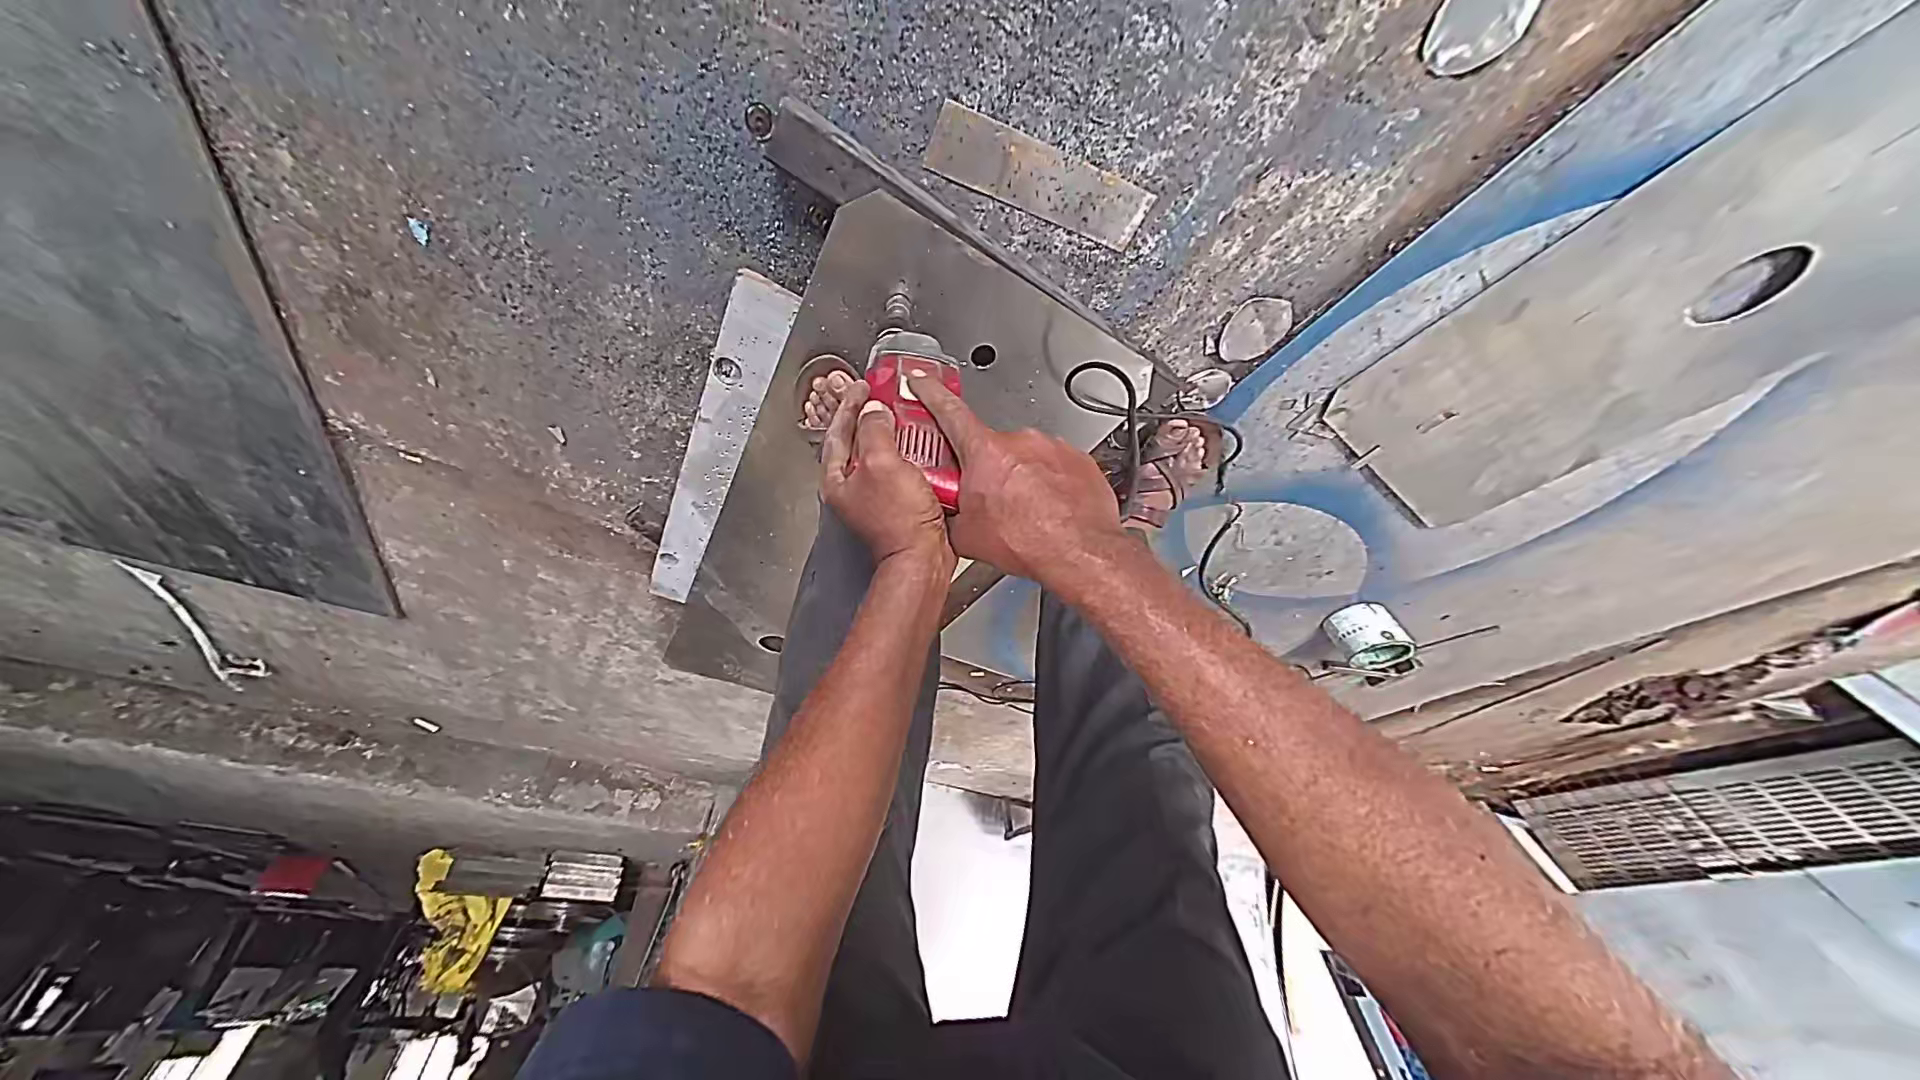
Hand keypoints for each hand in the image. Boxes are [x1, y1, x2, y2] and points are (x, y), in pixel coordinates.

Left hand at [821, 378, 952, 567]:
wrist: (922, 557)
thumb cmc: (899, 521)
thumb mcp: (882, 463)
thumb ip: (874, 430)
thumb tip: (874, 411)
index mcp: (838, 479)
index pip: (838, 431)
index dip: (850, 405)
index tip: (862, 387)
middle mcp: (853, 488)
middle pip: (857, 442)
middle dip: (870, 417)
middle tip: (882, 397)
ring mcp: (876, 498)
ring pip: (881, 456)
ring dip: (894, 435)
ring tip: (906, 417)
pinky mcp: (899, 505)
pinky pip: (903, 470)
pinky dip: (912, 455)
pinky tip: (924, 447)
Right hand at [908, 370, 1122, 583]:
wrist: (1080, 553)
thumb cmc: (1030, 543)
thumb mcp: (967, 536)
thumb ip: (949, 512)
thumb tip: (943, 513)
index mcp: (986, 453)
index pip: (949, 411)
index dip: (930, 393)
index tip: (922, 382)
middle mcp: (1020, 441)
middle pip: (990, 447)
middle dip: (987, 470)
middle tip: (990, 500)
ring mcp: (1052, 447)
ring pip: (1024, 458)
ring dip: (1020, 478)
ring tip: (1025, 511)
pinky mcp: (1077, 459)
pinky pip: (1054, 466)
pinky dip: (1049, 483)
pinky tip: (1048, 508)